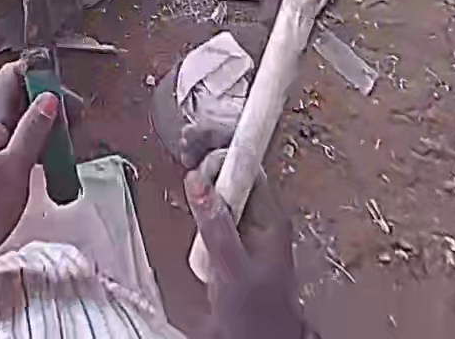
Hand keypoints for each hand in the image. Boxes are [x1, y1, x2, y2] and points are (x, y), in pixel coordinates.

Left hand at [0, 60, 58, 260]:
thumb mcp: (15, 167)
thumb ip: (32, 130)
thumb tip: (50, 96)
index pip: (11, 75)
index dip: (37, 73)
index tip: (63, 88)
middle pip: (20, 94)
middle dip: (49, 99)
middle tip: (77, 118)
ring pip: (21, 115)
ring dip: (47, 120)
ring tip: (72, 136)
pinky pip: (18, 135)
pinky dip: (38, 138)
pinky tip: (55, 154)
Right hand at [185, 155, 305, 338]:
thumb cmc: (253, 312)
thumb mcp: (232, 269)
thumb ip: (216, 226)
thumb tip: (196, 181)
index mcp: (269, 215)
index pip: (246, 163)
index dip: (220, 148)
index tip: (194, 142)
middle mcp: (258, 210)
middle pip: (232, 164)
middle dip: (207, 155)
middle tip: (186, 157)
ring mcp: (244, 217)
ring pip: (221, 178)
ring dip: (201, 170)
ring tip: (186, 170)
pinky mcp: (229, 226)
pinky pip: (213, 196)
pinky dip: (198, 188)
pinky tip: (189, 192)